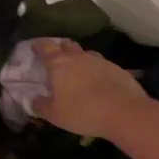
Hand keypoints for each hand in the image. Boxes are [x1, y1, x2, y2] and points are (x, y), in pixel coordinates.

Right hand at [33, 49, 148, 139]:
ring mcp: (100, 61)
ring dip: (80, 58)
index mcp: (58, 63)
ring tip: (78, 70)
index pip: (45, 46)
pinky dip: (96, 70)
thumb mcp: (54, 114)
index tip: (34, 47)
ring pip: (86, 54)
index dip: (38, 45)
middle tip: (55, 56)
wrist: (125, 112)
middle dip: (59, 47)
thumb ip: (40, 105)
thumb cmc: (83, 111)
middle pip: (66, 44)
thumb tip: (33, 100)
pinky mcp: (118, 69)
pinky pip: (102, 65)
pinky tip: (98, 83)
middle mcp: (78, 57)